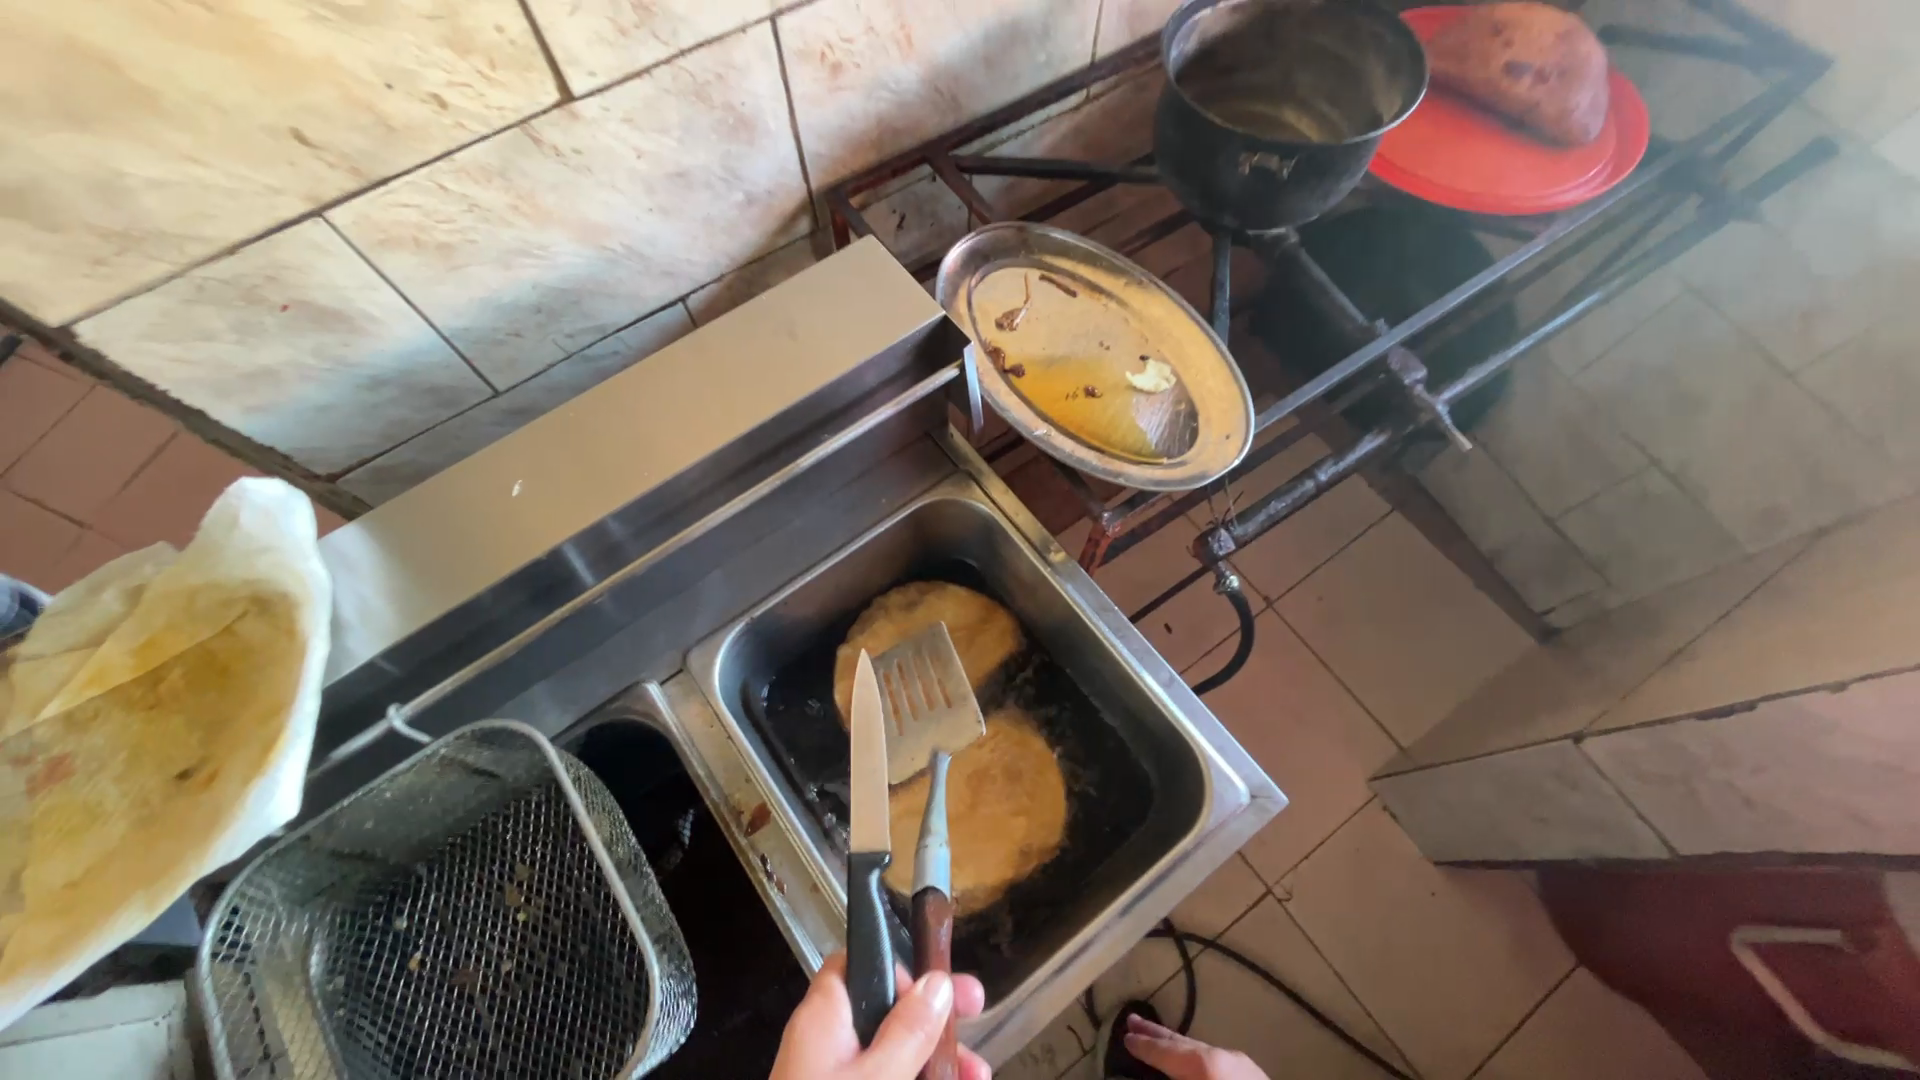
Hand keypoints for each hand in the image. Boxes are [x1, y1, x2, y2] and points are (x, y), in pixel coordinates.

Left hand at [770, 952, 990, 1079]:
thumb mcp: (879, 1078)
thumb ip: (909, 1030)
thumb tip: (937, 980)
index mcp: (825, 1017)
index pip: (855, 963)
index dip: (896, 963)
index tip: (936, 980)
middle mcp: (827, 1043)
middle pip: (885, 1010)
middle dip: (934, 1016)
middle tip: (979, 1010)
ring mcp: (835, 1079)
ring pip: (892, 1054)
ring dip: (936, 1060)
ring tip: (981, 1074)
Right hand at [1123, 1014, 1270, 1079]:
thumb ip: (1171, 1073)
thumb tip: (1149, 1072)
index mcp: (1205, 1064)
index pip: (1166, 1052)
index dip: (1144, 1046)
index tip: (1125, 1036)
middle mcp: (1225, 1057)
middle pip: (1184, 1044)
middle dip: (1157, 1034)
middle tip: (1133, 1020)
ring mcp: (1244, 1066)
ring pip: (1203, 1051)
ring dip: (1178, 1046)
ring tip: (1158, 1039)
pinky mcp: (1256, 1077)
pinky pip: (1219, 1062)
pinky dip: (1199, 1058)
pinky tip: (1194, 1064)